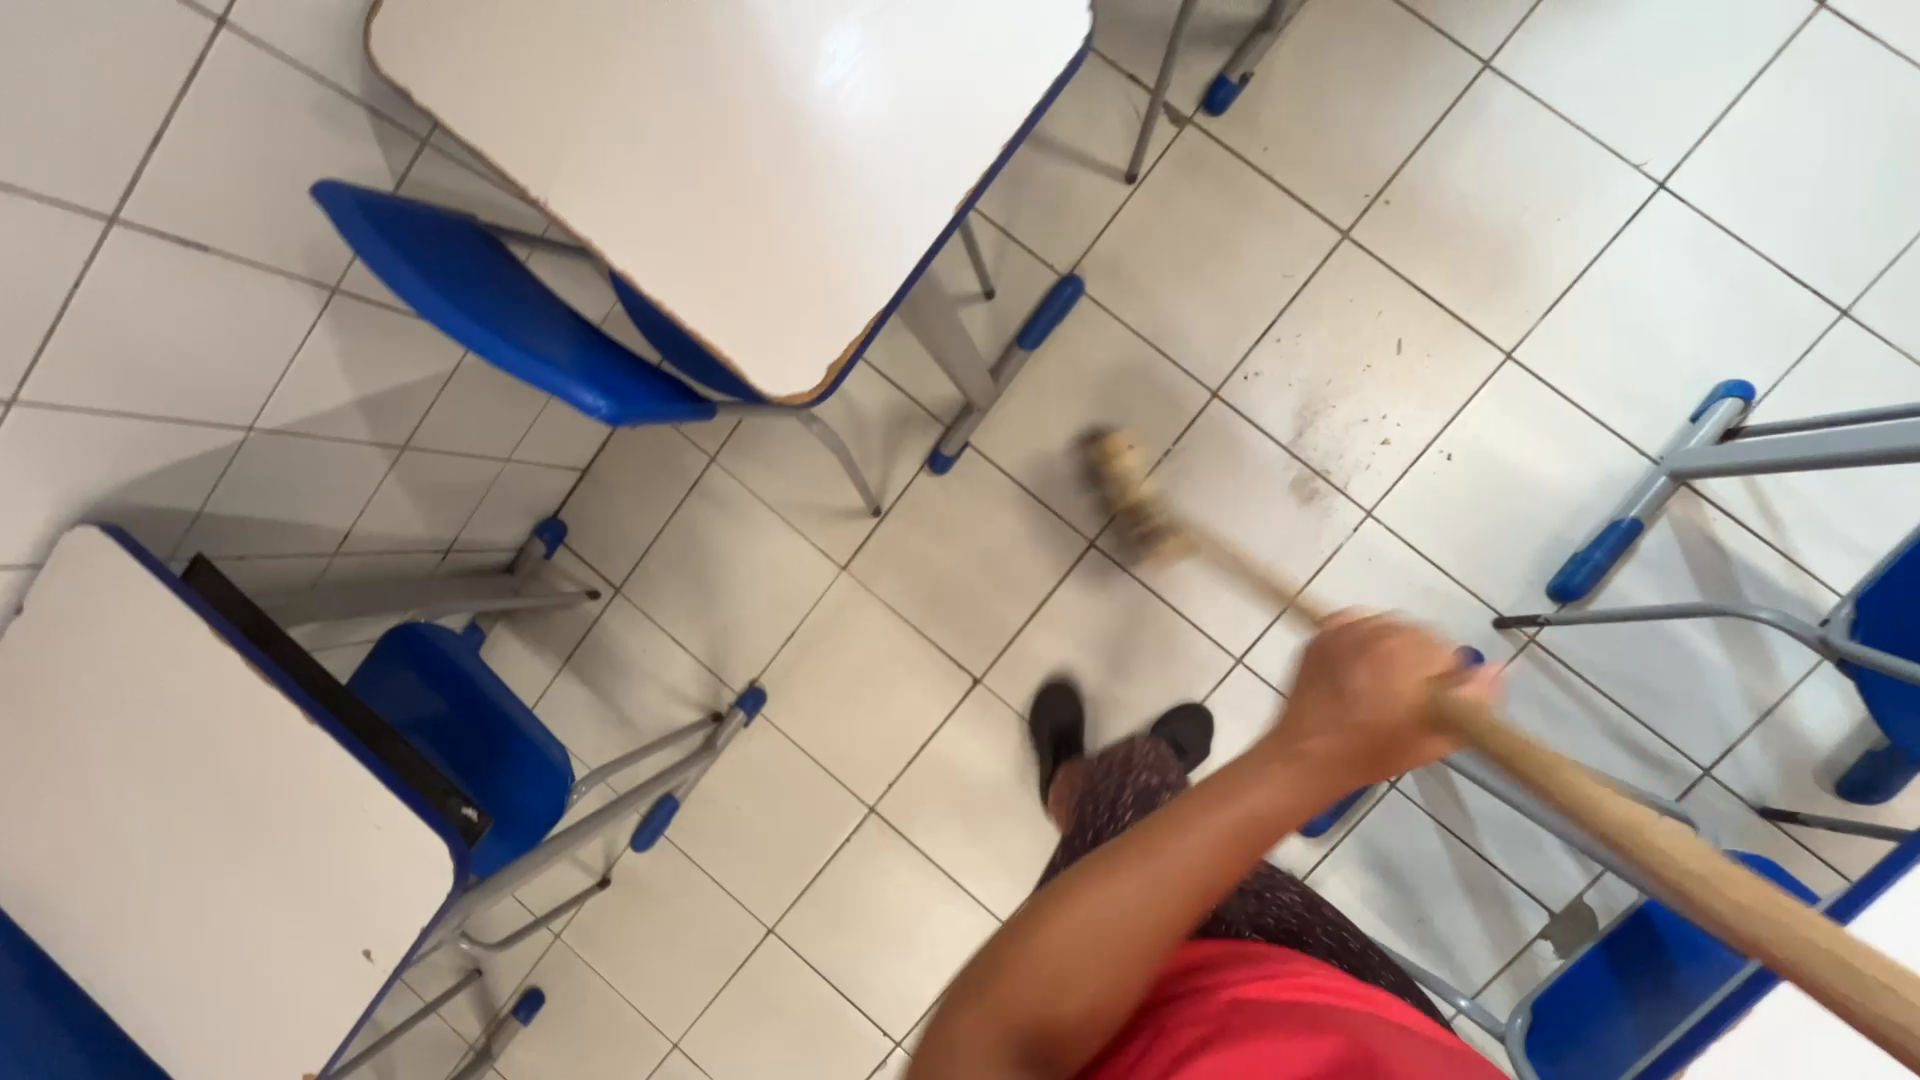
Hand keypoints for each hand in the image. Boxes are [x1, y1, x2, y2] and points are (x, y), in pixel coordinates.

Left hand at [1257, 610, 1498, 795]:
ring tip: (1381, 681)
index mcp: (1407, 654)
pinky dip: (1362, 636)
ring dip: (1393, 646)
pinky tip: (1361, 663)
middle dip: (1420, 659)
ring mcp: (1343, 631)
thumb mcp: (1436, 737)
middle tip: (1407, 693)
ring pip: (1387, 625)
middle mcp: (1376, 633)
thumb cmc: (1373, 751)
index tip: (1435, 699)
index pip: (1446, 650)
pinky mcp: (1320, 635)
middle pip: (1417, 633)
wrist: (1309, 753)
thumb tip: (1499, 668)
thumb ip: (1474, 700)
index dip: (1447, 677)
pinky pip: (1354, 622)